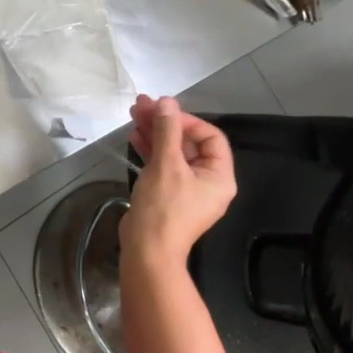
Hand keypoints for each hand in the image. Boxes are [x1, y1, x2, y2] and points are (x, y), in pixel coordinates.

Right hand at [121, 94, 235, 265]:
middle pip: (189, 142)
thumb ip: (167, 130)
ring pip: (173, 152)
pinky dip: (150, 150)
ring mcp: (186, 188)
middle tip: (141, 104)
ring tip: (133, 113)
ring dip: (154, 132)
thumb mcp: (166, 164)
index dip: (187, 121)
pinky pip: (163, 165)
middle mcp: (207, 181)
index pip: (210, 137)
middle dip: (165, 122)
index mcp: (219, 177)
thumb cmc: (163, 207)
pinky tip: (134, 136)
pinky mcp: (168, 194)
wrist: (147, 250)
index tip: (163, 113)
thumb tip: (167, 102)